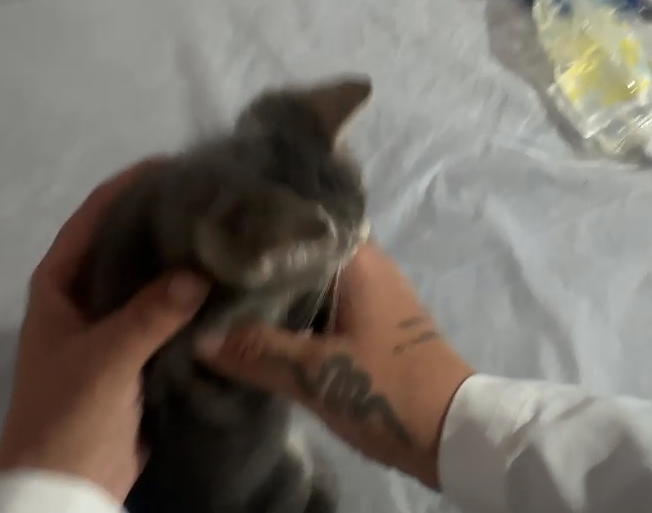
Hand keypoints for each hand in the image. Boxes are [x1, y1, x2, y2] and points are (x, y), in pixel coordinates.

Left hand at [0, 164, 206, 501]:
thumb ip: (151, 312)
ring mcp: (113, 319)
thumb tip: (202, 270)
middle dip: (166, 214)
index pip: (94, 216)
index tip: (176, 163)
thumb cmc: (68, 415)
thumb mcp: (105, 359)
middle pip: (128, 238)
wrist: (67, 492)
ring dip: (183, 252)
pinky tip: (227, 273)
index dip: (130, 185)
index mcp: (60, 284)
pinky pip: (169, 304)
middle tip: (215, 193)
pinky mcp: (139, 346)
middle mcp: (86, 292)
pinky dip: (193, 289)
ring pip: (151, 271)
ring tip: (229, 225)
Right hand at [196, 242, 474, 488]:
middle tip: (208, 260)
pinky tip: (260, 322)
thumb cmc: (387, 388)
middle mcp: (367, 264)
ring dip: (278, 287)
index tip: (218, 225)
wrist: (451, 429)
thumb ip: (260, 351)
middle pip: (305, 250)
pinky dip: (296, 308)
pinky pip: (325, 302)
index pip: (303, 221)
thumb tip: (200, 336)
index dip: (261, 223)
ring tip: (222, 288)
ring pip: (314, 279)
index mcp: (357, 259)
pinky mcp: (372, 321)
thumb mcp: (317, 374)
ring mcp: (372, 293)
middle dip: (262, 258)